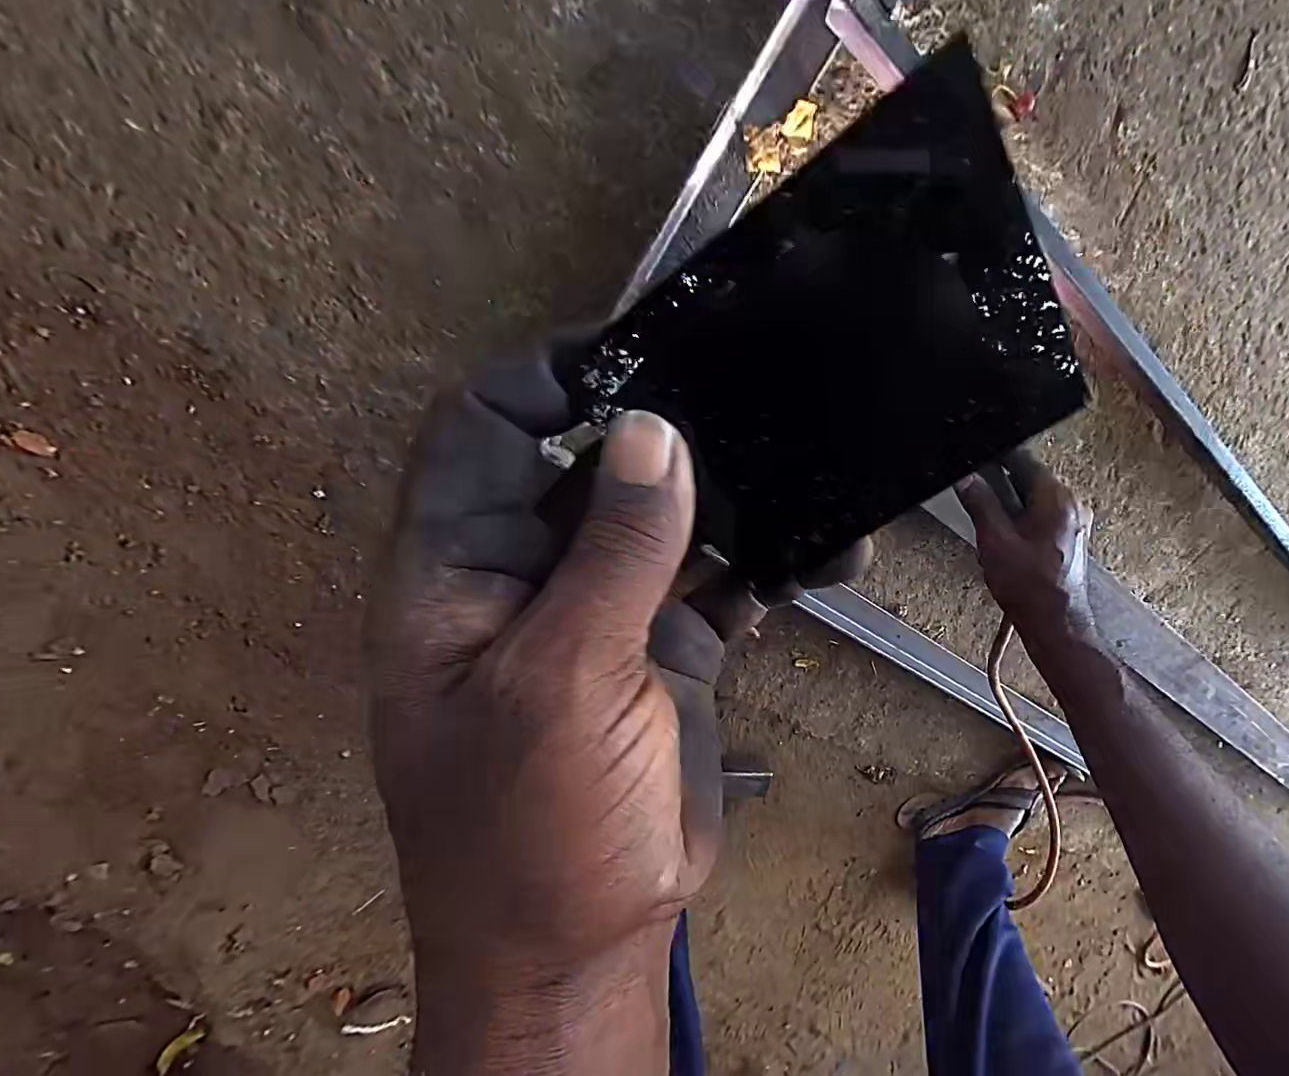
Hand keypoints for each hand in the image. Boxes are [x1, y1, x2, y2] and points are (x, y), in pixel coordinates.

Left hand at [367, 347, 865, 1071]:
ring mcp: (613, 612)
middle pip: (596, 467)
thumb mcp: (563, 680)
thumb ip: (612, 553)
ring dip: (736, 501)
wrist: (592, 938)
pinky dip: (770, 561)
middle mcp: (538, 576)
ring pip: (674, 523)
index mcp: (465, 571)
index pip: (488, 429)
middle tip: (750, 398)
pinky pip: (725, 580)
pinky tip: (823, 550)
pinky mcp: (676, 647)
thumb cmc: (534, 827)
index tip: (636, 348)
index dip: (548, 376)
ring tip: (804, 470)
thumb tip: (652, 432)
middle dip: (667, 434)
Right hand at [954, 449, 1093, 640]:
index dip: (994, 460)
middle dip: (1002, 489)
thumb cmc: (1031, 588)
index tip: (976, 465)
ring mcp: (1074, 522)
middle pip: (1029, 480)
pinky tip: (1010, 545)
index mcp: (1057, 498)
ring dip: (1012, 508)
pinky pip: (1043, 517)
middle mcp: (1072, 505)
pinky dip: (1024, 523)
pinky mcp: (1071, 538)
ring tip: (995, 532)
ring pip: (1035, 500)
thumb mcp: (994, 540)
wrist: (1055, 623)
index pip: (1022, 460)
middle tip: (980, 502)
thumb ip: (979, 503)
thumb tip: (967, 479)